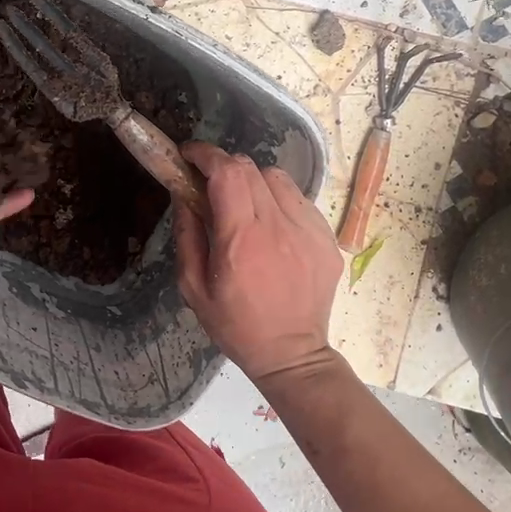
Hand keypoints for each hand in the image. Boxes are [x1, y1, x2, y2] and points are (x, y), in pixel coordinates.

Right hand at [175, 142, 341, 382]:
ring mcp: (309, 231)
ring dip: (252, 180)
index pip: (227, 172)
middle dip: (224, 166)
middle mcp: (279, 227)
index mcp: (242, 239)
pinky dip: (278, 199)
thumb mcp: (192, 285)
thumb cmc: (235, 324)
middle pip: (250, 168)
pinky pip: (298, 199)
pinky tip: (269, 224)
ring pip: (276, 178)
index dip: (205, 154)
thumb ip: (186, 234)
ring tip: (242, 203)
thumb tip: (183, 193)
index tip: (188, 155)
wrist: (293, 356)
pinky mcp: (326, 240)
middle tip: (209, 183)